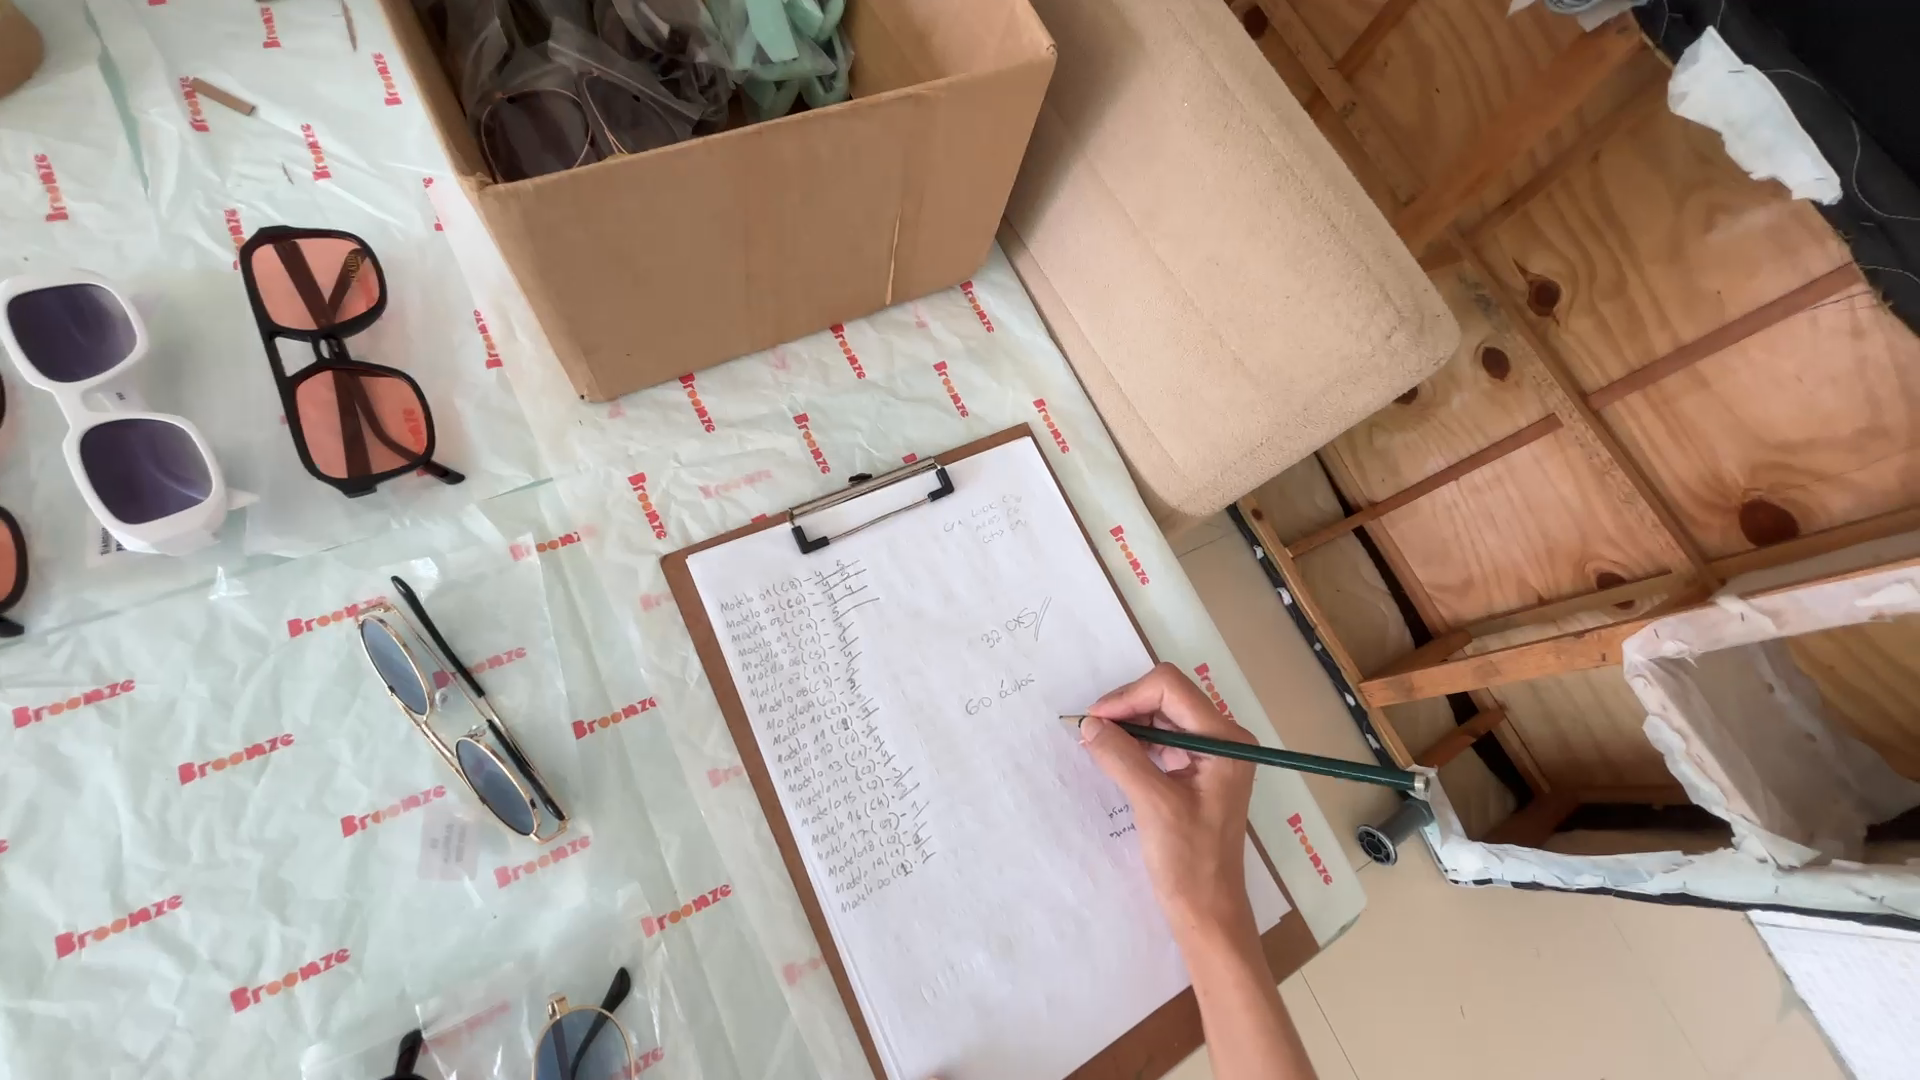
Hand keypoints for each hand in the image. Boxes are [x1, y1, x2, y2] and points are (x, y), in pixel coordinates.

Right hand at [1078, 663, 1259, 948]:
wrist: (1207, 911)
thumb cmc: (1189, 862)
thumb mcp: (1153, 804)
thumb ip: (1121, 757)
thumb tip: (1088, 724)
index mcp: (1225, 740)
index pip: (1170, 689)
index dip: (1128, 697)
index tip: (1094, 720)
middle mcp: (1222, 737)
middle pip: (1166, 697)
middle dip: (1125, 708)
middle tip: (1090, 730)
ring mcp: (1210, 753)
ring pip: (1160, 715)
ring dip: (1127, 724)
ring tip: (1096, 742)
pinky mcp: (1196, 769)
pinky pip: (1161, 738)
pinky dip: (1134, 741)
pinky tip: (1112, 754)